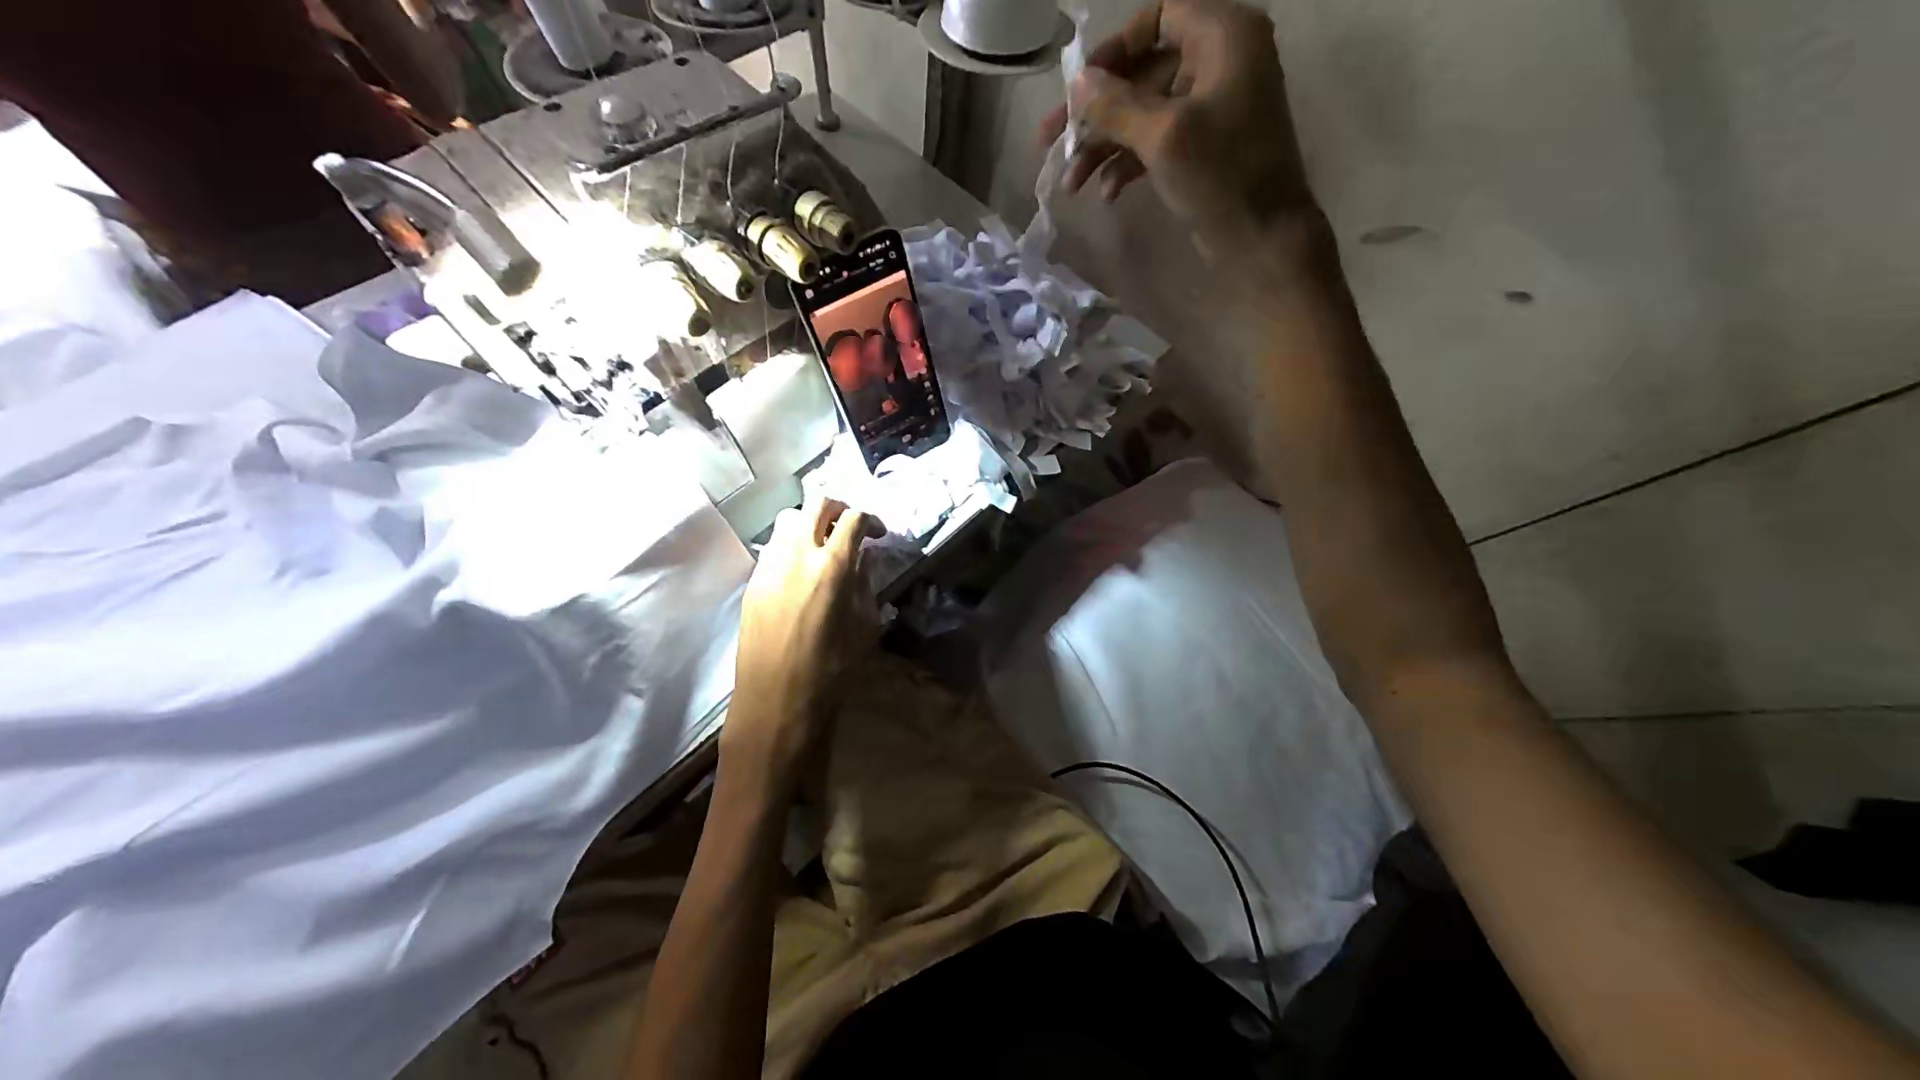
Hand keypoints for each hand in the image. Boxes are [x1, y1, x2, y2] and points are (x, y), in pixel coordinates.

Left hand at [723, 497, 883, 792]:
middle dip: (839, 509)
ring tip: (822, 547)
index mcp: (832, 567)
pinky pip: (773, 547)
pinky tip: (800, 571)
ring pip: (789, 519)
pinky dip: (791, 545)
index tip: (878, 534)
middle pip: (817, 504)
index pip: (854, 518)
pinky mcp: (753, 582)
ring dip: (810, 523)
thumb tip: (865, 559)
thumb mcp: (864, 628)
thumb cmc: (831, 672)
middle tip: (850, 529)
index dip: (871, 520)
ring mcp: (770, 566)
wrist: (775, 702)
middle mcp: (798, 556)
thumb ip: (866, 584)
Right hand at [1039, 0, 1317, 251]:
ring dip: (1103, 146)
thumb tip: (1077, 83)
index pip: (1157, 18)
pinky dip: (1127, 163)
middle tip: (1050, 141)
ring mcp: (1211, 106)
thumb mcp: (1163, 136)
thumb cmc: (1221, 177)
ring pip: (1142, 112)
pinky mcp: (1202, 146)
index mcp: (1223, 37)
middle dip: (1096, 112)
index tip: (1078, 89)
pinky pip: (1154, 141)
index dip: (1113, 51)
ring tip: (1071, 183)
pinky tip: (1106, 193)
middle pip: (1142, 71)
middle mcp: (1219, 61)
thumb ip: (1116, 105)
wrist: (1263, 240)